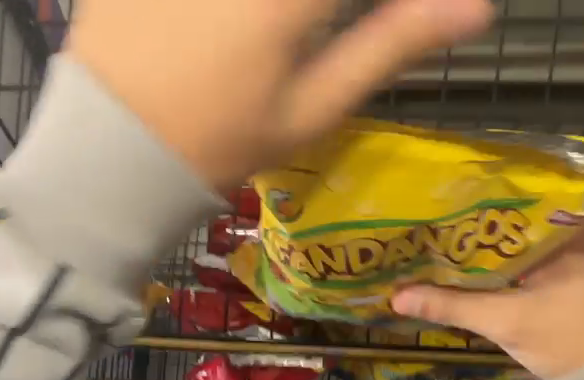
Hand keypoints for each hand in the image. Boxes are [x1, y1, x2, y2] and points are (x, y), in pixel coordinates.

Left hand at [67, 0, 494, 190]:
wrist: (105, 159)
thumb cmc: (215, 147)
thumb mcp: (307, 112)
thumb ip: (391, 44)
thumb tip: (478, 7)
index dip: (397, 5)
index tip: (385, 21)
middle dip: (319, 12)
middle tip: (310, 36)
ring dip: (284, 15)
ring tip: (270, 41)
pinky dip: (216, 12)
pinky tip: (216, 30)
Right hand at [390, 225, 583, 379]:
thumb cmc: (570, 340)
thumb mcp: (506, 321)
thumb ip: (452, 306)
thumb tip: (397, 296)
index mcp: (573, 226)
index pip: (514, 205)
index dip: (471, 211)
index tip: (433, 214)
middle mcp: (578, 235)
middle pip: (513, 230)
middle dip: (472, 238)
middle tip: (426, 237)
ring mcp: (576, 263)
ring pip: (517, 253)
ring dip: (481, 260)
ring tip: (437, 256)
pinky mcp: (570, 288)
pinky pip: (525, 272)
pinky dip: (497, 278)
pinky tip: (466, 282)